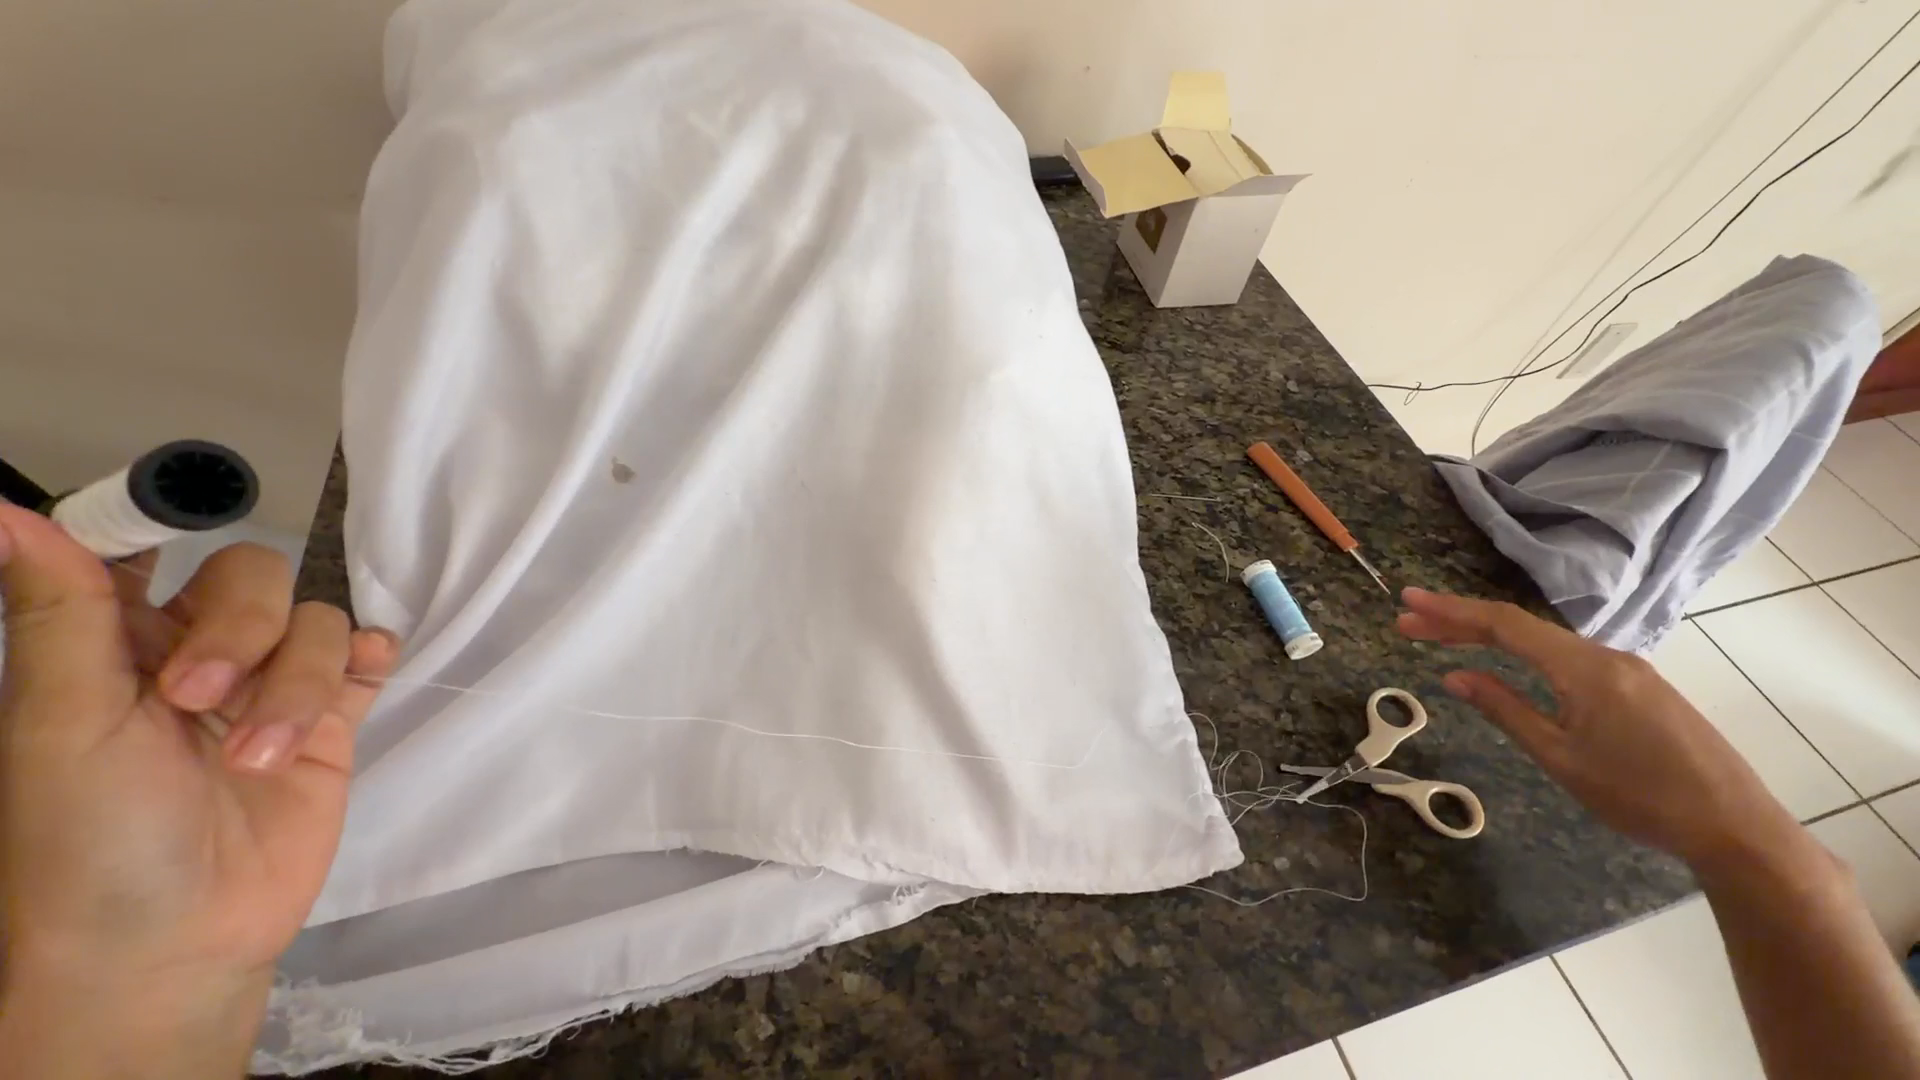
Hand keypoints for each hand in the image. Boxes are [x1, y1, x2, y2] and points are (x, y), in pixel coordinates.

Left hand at [0, 504, 396, 1078]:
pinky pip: (370, 655)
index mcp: (115, 645)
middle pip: (254, 578)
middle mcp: (198, 651)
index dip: (161, 524)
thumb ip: (62, 614)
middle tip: (201, 699)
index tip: (182, 520)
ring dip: (298, 684)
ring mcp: (275, 684)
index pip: (140, 553)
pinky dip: (370, 656)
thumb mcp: (63, 723)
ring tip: (262, 755)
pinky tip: (365, 675)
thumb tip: (1, 508)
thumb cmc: (92, 835)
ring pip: (317, 624)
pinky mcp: (335, 718)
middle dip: (243, 631)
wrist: (181, 934)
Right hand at [1395, 587, 1804, 872]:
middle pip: (1521, 627)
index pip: (1504, 625)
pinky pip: (1567, 657)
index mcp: (1584, 668)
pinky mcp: (1640, 689)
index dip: (1450, 610)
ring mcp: (1628, 671)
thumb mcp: (1559, 756)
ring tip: (1444, 640)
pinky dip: (1524, 653)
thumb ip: (1505, 709)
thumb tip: (1454, 676)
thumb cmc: (1640, 796)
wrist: (1738, 829)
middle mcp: (1606, 656)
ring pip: (1545, 642)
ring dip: (1490, 637)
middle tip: (1408, 621)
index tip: (1407, 601)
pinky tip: (1507, 663)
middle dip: (1460, 621)